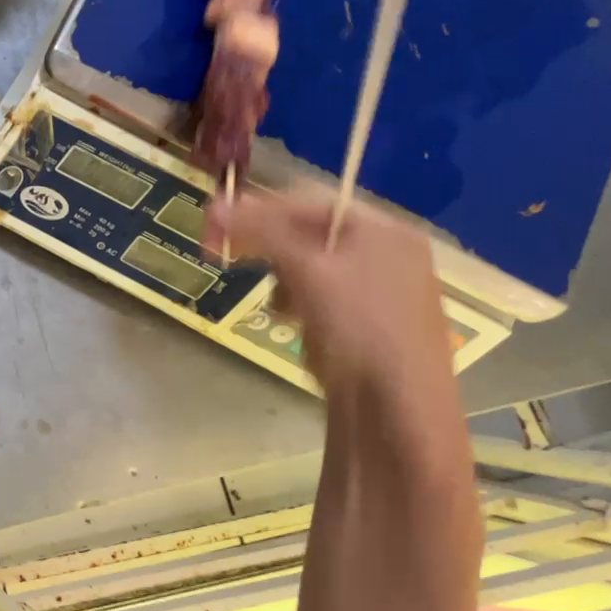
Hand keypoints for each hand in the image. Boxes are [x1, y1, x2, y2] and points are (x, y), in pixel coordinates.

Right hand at [207, 191, 453, 394]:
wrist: (399, 408)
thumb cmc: (359, 327)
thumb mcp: (306, 270)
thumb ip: (260, 231)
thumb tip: (212, 204)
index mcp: (383, 230)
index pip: (303, 202)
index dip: (253, 211)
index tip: (210, 231)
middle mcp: (387, 252)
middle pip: (305, 232)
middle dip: (264, 247)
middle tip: (221, 258)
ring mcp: (381, 287)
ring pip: (308, 264)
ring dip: (279, 277)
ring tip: (275, 302)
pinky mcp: (369, 319)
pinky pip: (319, 292)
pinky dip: (297, 300)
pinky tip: (293, 321)